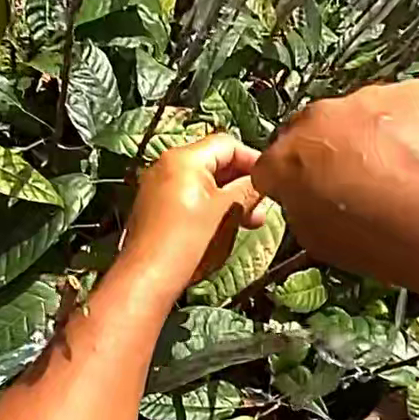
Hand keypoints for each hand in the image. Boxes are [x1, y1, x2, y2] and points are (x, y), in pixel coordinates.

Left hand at [117, 133, 264, 297]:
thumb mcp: (227, 211)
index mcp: (183, 158)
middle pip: (214, 162)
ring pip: (202, 183)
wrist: (148, 276)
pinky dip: (209, 207)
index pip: (227, 144)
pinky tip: (222, 227)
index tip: (271, 181)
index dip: (253, 160)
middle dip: (242, 183)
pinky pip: (187, 198)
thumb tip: (262, 180)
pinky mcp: (154, 208)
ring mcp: (157, 187)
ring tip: (247, 223)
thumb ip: (248, 189)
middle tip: (260, 209)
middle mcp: (165, 166)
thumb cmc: (187, 240)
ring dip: (228, 198)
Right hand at [251, 81, 418, 293]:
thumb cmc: (390, 239)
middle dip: (324, 155)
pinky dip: (409, 128)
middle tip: (351, 185)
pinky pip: (402, 107)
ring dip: (367, 139)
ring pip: (357, 116)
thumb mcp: (319, 240)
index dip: (284, 184)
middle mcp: (320, 120)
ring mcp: (370, 100)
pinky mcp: (417, 91)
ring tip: (399, 174)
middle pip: (310, 132)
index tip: (301, 195)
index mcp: (287, 158)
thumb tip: (307, 197)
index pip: (269, 166)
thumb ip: (300, 206)